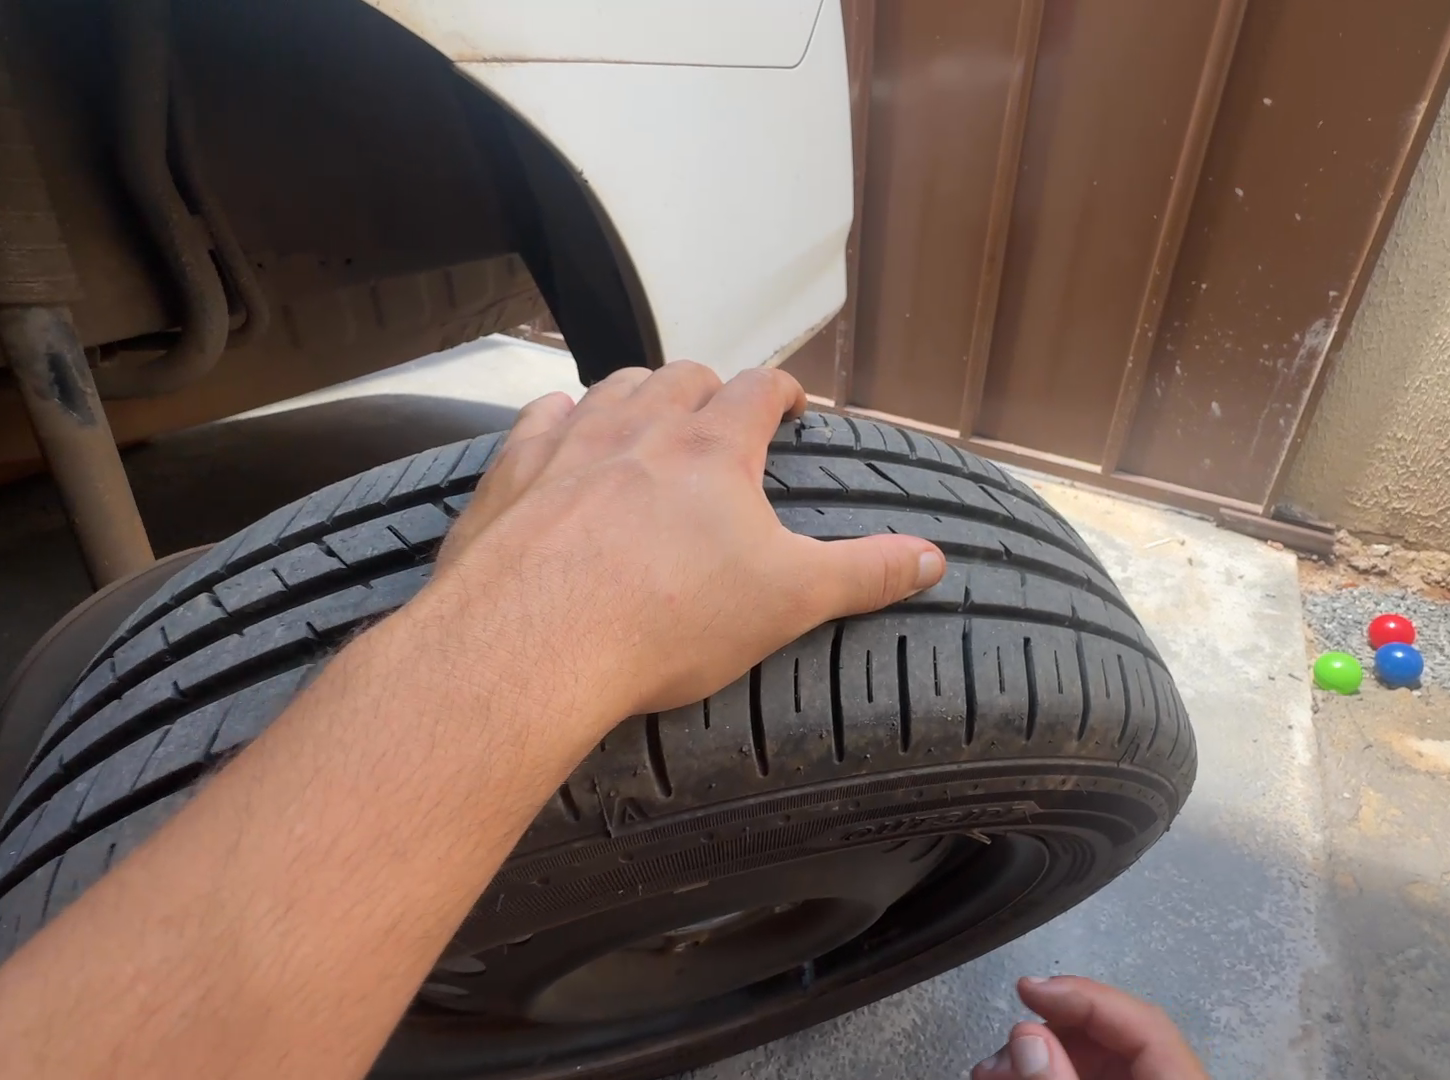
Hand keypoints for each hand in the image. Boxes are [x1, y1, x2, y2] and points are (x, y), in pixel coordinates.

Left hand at [427, 362, 945, 728]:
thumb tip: (934, 559)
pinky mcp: (514, 473)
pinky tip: (565, 433)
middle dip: (712, 389)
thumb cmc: (670, 618)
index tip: (792, 403)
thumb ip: (867, 573)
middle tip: (723, 417)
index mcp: (714, 450)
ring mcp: (572, 443)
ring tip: (654, 419)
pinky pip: (542, 418)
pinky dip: (563, 418)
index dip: (782, 389)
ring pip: (616, 387)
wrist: (532, 646)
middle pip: (684, 377)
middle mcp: (643, 428)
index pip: (759, 390)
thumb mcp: (790, 600)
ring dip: (642, 393)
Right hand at [971, 977, 1208, 1079]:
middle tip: (999, 1052)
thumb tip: (1026, 1034)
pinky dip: (1048, 1077)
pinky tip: (1012, 1079)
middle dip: (1047, 1035)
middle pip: (1113, 1041)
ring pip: (1093, 1065)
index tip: (1027, 990)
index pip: (1143, 1023)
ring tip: (990, 1072)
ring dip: (1038, 1059)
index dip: (1083, 996)